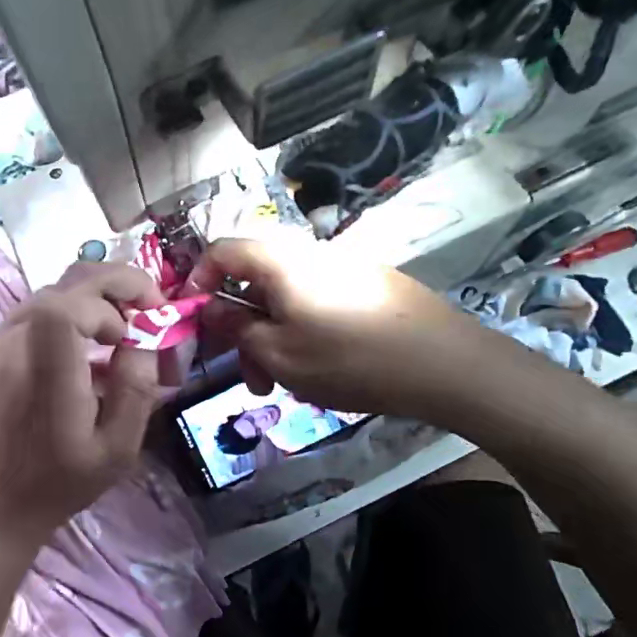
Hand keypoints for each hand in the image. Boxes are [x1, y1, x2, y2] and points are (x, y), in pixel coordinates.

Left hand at [0, 263, 164, 545]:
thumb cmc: (63, 480)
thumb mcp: (119, 448)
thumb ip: (136, 388)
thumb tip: (143, 337)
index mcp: (43, 377)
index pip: (65, 307)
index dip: (110, 303)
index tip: (134, 333)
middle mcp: (14, 347)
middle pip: (66, 283)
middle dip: (119, 284)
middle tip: (152, 310)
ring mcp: (1, 341)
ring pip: (57, 286)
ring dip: (102, 295)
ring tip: (129, 327)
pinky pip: (44, 304)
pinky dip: (80, 306)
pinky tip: (98, 337)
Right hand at [188, 238, 496, 418]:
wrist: (442, 363)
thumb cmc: (348, 359)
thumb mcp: (279, 354)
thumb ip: (237, 328)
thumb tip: (212, 306)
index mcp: (281, 261)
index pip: (222, 251)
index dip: (198, 282)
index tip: (195, 321)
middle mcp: (311, 253)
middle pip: (257, 281)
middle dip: (245, 330)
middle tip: (254, 380)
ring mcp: (345, 268)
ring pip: (290, 299)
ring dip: (277, 339)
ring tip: (290, 385)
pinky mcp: (371, 286)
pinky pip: (321, 303)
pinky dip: (307, 333)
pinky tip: (325, 370)